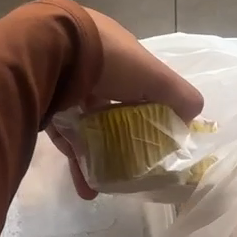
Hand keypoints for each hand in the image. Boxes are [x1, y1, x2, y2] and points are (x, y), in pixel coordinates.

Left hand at [49, 6, 204, 198]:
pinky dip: (75, 160)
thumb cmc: (105, 58)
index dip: (148, 106)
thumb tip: (195, 115)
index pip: (136, 81)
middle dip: (121, 136)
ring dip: (97, 155)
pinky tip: (86, 186)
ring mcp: (62, 84)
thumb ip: (177, 94)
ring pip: (84, 124)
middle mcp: (87, 66)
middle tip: (133, 164)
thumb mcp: (152, 73)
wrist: (44, 50)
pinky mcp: (42, 105)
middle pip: (109, 106)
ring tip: (107, 184)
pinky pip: (62, 137)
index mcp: (114, 51)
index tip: (155, 134)